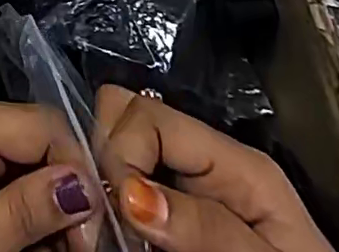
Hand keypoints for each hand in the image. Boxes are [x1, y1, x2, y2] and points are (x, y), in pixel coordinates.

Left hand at [0, 95, 98, 251]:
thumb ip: (20, 214)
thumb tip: (84, 187)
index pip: (47, 126)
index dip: (78, 176)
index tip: (89, 238)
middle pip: (47, 142)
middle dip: (71, 196)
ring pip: (41, 162)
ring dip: (58, 210)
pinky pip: (22, 176)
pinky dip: (38, 212)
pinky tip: (36, 244)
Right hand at [95, 85, 332, 251]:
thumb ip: (205, 230)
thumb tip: (130, 193)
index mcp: (235, 161)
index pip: (148, 114)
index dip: (121, 154)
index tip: (119, 214)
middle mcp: (204, 156)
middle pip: (126, 109)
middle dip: (105, 154)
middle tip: (108, 215)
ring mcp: (185, 178)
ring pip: (116, 135)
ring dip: (103, 172)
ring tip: (112, 225)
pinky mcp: (170, 202)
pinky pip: (122, 172)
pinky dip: (109, 191)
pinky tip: (119, 227)